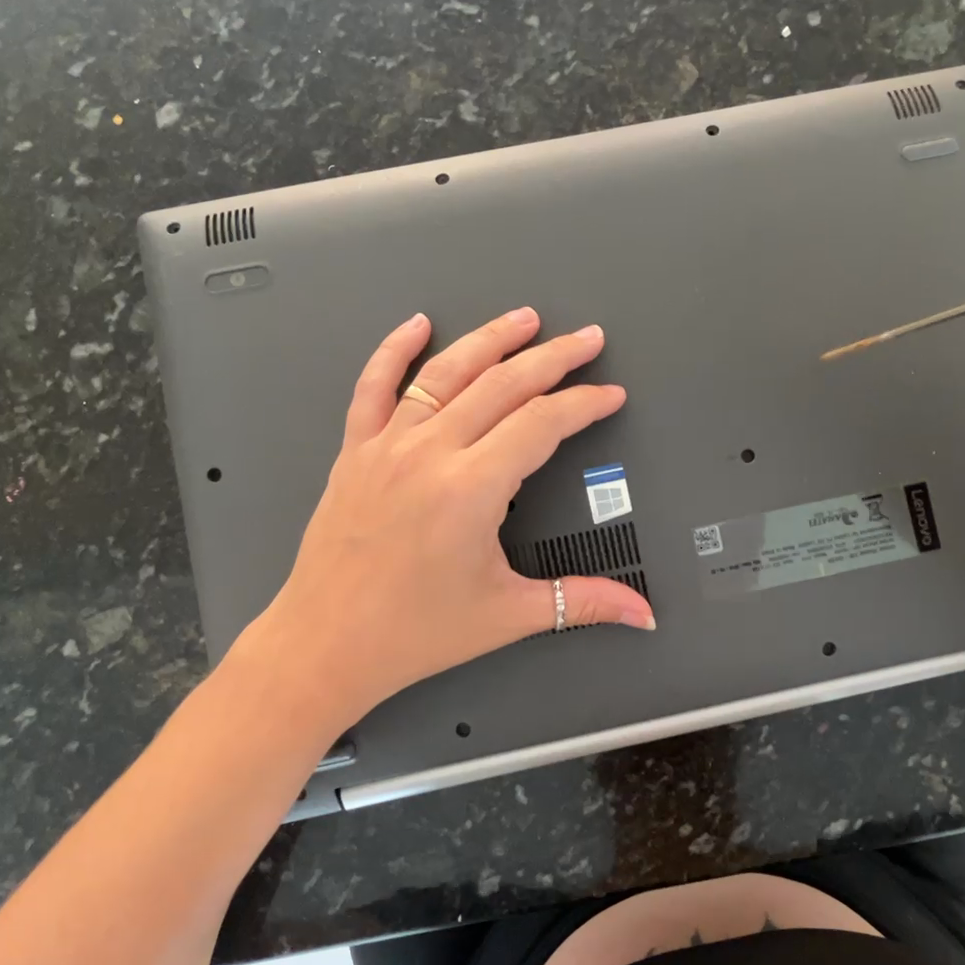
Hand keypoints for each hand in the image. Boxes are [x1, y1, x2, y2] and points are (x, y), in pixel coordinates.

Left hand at [226, 308, 654, 721]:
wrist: (325, 645)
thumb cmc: (409, 634)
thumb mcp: (507, 615)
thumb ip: (581, 602)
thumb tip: (639, 612)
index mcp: (470, 489)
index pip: (542, 423)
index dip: (583, 403)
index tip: (609, 395)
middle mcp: (429, 455)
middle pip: (503, 383)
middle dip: (553, 356)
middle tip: (587, 339)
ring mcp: (387, 448)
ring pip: (446, 372)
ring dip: (489, 339)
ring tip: (524, 319)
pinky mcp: (356, 453)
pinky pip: (374, 387)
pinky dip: (394, 351)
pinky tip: (415, 326)